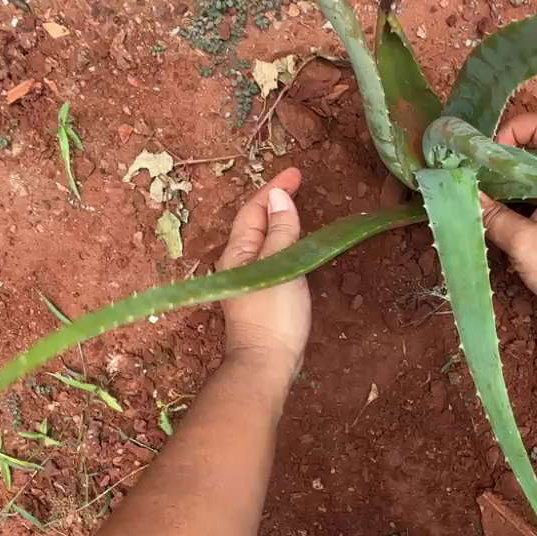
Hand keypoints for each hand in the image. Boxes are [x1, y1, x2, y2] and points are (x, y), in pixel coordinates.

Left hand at [218, 167, 309, 378]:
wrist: (266, 362)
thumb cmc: (273, 315)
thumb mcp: (280, 266)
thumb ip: (281, 232)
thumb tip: (279, 198)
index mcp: (238, 253)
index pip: (254, 210)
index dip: (273, 189)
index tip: (296, 172)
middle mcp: (238, 263)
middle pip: (255, 224)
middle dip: (274, 202)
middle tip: (298, 186)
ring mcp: (248, 281)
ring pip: (263, 241)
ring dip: (278, 222)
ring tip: (297, 209)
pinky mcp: (261, 297)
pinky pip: (271, 258)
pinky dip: (283, 244)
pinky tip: (294, 246)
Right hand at [480, 113, 536, 317]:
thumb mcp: (524, 244)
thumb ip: (495, 217)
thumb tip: (470, 195)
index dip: (513, 130)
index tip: (490, 156)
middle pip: (533, 153)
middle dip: (502, 163)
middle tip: (478, 180)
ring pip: (533, 180)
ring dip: (507, 188)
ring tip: (485, 205)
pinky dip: (518, 206)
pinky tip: (502, 225)